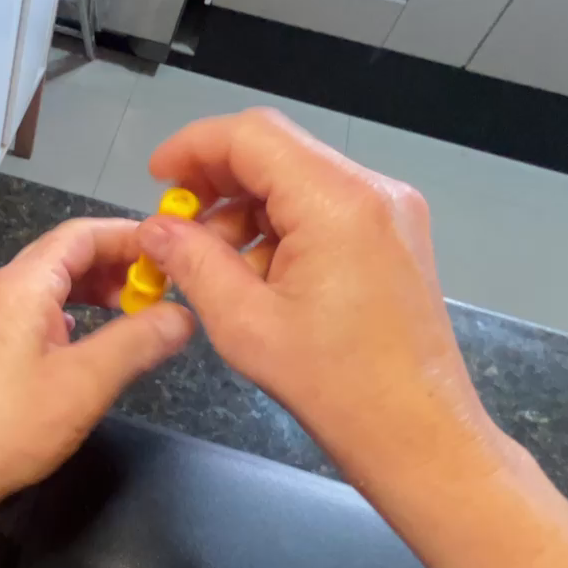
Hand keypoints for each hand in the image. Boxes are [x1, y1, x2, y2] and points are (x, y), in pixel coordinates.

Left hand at [0, 218, 195, 509]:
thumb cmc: (11, 424)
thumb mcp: (86, 382)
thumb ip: (138, 341)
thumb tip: (183, 314)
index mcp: (22, 285)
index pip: (81, 234)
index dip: (129, 236)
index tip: (171, 253)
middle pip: (63, 255)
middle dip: (114, 264)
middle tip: (158, 288)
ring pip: (46, 285)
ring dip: (91, 290)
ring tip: (131, 311)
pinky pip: (31, 312)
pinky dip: (68, 314)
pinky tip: (84, 340)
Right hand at [135, 110, 503, 489]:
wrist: (415, 431)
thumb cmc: (329, 381)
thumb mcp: (243, 322)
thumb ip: (191, 262)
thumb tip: (152, 228)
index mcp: (337, 202)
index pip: (252, 136)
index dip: (193, 146)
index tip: (156, 178)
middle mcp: (371, 190)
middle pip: (275, 152)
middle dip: (215, 181)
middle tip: (174, 224)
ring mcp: (388, 211)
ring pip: (295, 181)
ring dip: (242, 210)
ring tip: (209, 262)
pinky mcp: (391, 236)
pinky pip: (319, 209)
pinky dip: (274, 228)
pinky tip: (253, 275)